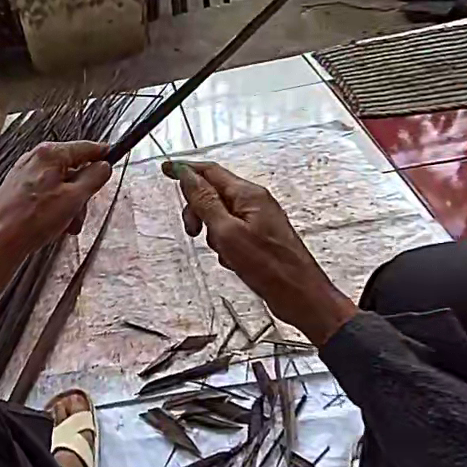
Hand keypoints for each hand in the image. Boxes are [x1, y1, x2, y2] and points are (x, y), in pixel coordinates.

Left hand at [0, 141, 113, 332]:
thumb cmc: (31, 220)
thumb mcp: (74, 199)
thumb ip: (93, 178)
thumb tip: (104, 166)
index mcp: (49, 154)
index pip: (85, 147)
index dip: (102, 155)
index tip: (114, 159)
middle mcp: (34, 159)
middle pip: (72, 169)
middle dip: (82, 193)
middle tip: (80, 213)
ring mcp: (24, 174)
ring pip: (60, 185)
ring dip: (69, 205)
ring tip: (65, 226)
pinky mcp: (17, 190)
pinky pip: (46, 194)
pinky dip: (54, 209)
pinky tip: (51, 226)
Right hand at [163, 160, 359, 343]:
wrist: (301, 297)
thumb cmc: (271, 268)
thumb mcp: (227, 233)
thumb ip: (205, 202)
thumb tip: (187, 176)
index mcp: (248, 195)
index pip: (209, 171)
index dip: (185, 169)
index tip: (166, 169)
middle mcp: (255, 202)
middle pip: (212, 193)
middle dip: (197, 210)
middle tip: (193, 230)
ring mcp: (258, 219)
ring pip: (219, 215)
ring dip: (211, 232)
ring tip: (222, 251)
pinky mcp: (258, 237)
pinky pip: (230, 232)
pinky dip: (224, 244)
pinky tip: (233, 260)